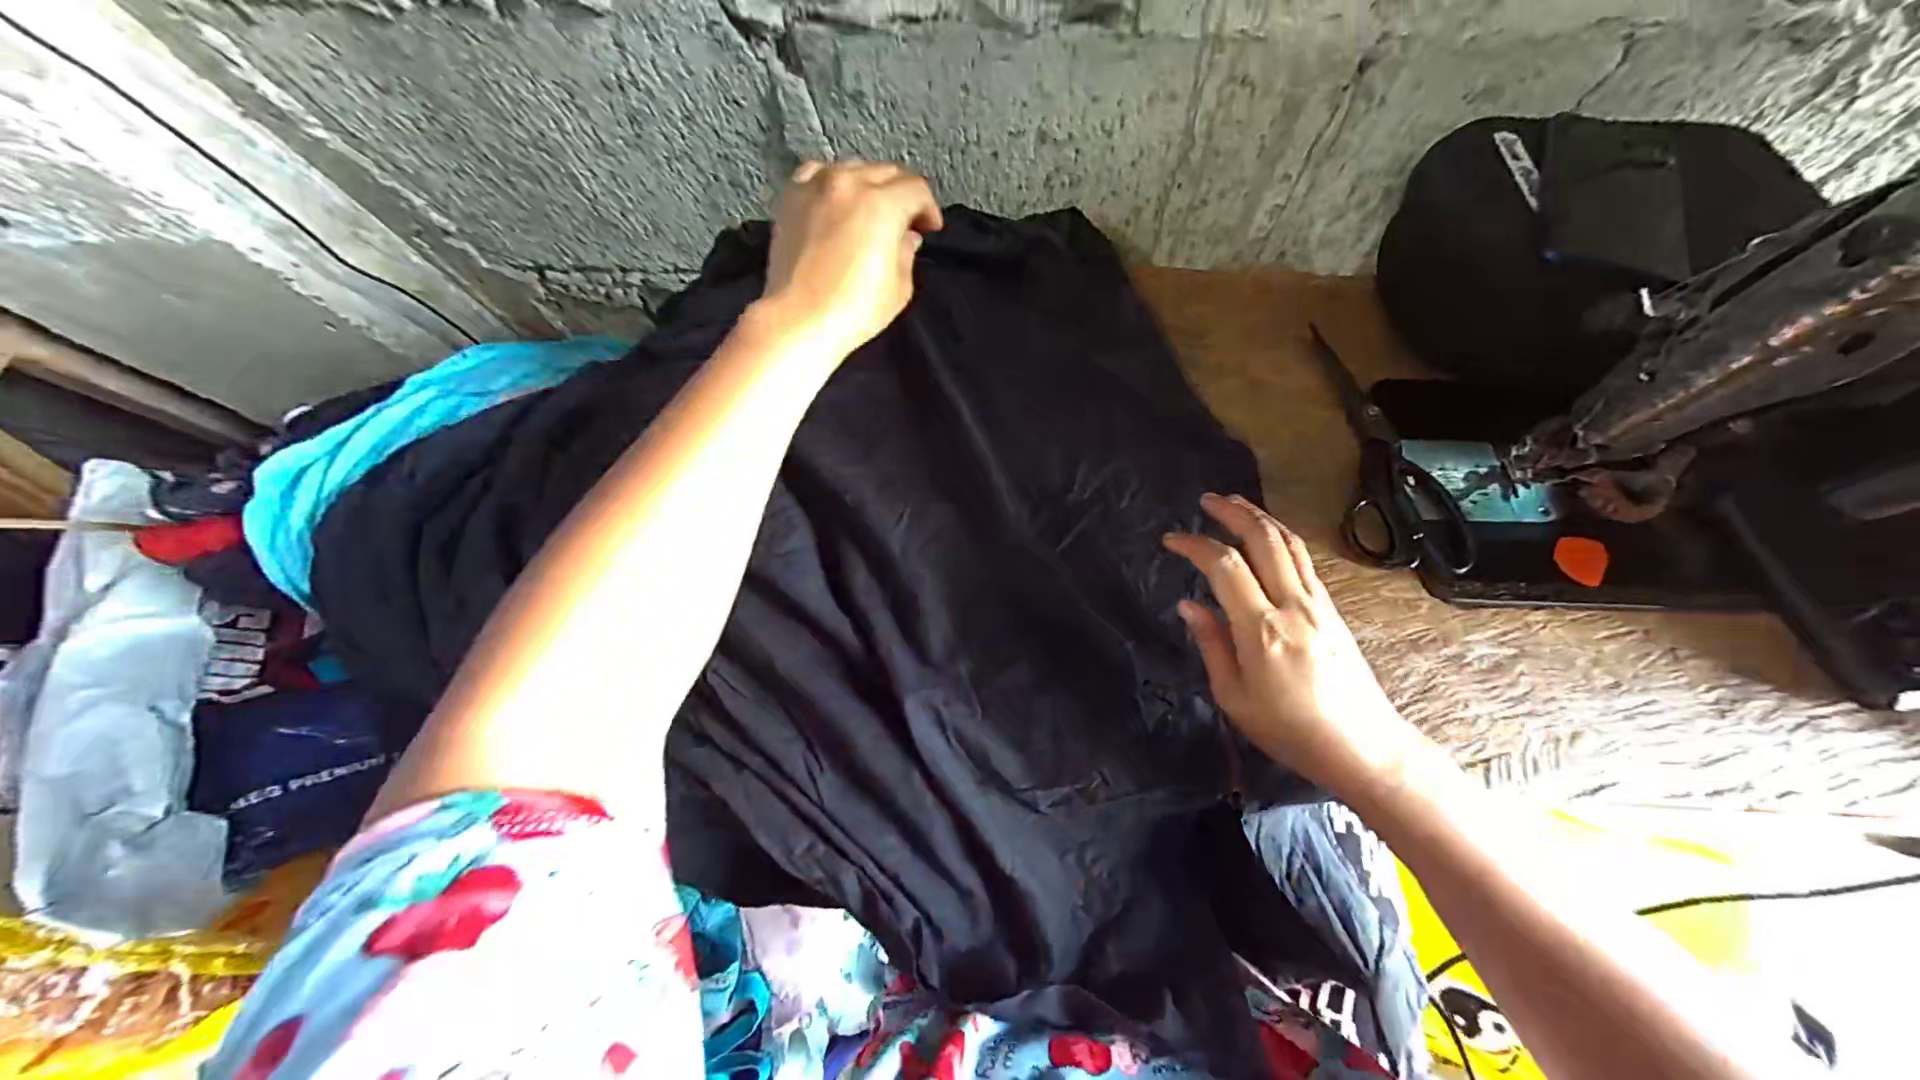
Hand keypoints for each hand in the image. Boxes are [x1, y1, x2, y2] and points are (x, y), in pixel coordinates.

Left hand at [757, 159, 943, 358]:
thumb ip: (907, 253)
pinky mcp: (791, 199)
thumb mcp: (899, 288)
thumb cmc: (850, 310)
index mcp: (882, 204)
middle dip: (902, 194)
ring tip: (872, 213)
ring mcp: (816, 187)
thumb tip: (906, 237)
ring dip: (869, 186)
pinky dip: (833, 184)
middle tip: (906, 221)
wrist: (800, 320)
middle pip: (886, 172)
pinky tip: (837, 203)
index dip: (929, 208)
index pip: (916, 189)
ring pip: (853, 169)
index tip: (929, 226)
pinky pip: (817, 175)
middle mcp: (849, 184)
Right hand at [1163, 493, 1428, 802]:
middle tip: (1206, 500)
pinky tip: (1267, 537)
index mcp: (1262, 629)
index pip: (1224, 566)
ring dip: (1259, 517)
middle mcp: (1293, 605)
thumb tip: (1188, 605)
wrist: (1363, 747)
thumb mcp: (1234, 696)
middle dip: (1232, 512)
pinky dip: (1280, 538)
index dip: (1195, 545)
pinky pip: (1303, 560)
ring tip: (1235, 504)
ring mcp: (1319, 604)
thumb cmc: (1289, 729)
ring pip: (1289, 543)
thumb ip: (1211, 644)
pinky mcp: (1333, 610)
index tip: (1171, 540)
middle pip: (1263, 539)